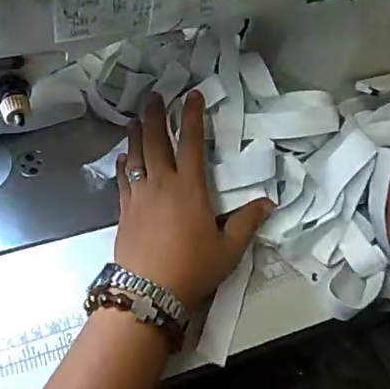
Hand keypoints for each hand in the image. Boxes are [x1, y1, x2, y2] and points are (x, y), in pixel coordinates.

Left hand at [115, 92, 272, 310]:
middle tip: (154, 96)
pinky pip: (122, 180)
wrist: (147, 293)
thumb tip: (268, 203)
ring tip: (134, 119)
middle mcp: (161, 183)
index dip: (192, 115)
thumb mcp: (228, 248)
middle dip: (155, 115)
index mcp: (189, 187)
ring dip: (135, 135)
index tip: (192, 95)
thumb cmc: (193, 268)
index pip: (190, 141)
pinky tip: (121, 159)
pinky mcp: (124, 212)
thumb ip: (246, 222)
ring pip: (135, 156)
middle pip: (155, 141)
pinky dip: (122, 165)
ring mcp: (139, 196)